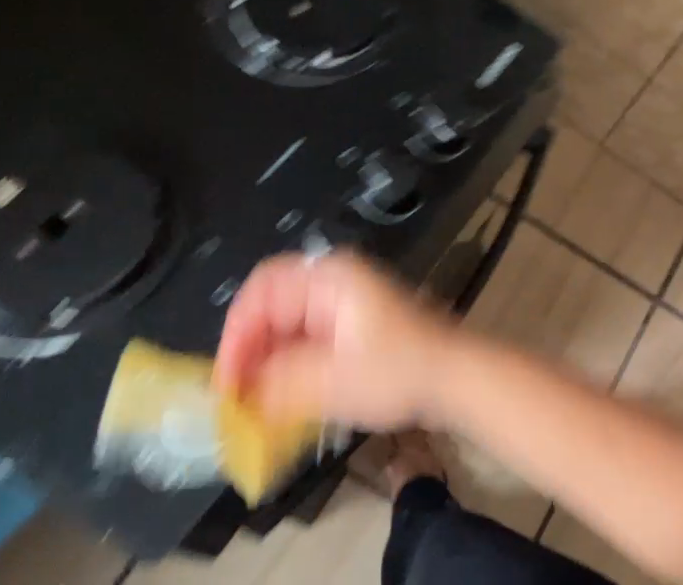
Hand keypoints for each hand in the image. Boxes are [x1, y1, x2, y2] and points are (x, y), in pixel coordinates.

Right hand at [212, 250, 456, 429]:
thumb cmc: (401, 370)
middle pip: (272, 308)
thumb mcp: (330, 380)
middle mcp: (337, 281)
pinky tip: (286, 401)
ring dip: (269, 365)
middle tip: (237, 399)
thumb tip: (235, 393)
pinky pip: (309, 340)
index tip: (227, 379)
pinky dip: (292, 368)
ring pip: (288, 327)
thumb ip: (275, 384)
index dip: (236, 333)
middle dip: (250, 353)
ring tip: (257, 406)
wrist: (455, 376)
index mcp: (331, 277)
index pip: (262, 290)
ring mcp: (347, 303)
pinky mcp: (355, 327)